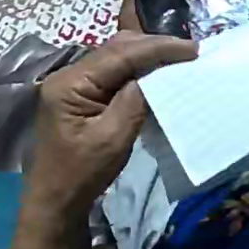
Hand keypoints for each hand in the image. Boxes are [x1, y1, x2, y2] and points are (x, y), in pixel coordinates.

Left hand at [23, 32, 196, 230]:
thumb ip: (135, 100)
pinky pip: (115, 70)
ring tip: (180, 58)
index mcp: (70, 83)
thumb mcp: (113, 138)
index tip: (193, 49)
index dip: (159, 48)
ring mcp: (75, 82)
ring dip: (149, 54)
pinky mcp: (83, 92)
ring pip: (117, 55)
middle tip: (191, 52)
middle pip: (118, 48)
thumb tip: (159, 72)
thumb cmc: (82, 174)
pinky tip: (158, 71)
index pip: (120, 54)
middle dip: (155, 46)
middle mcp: (70, 74)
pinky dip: (139, 67)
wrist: (55, 203)